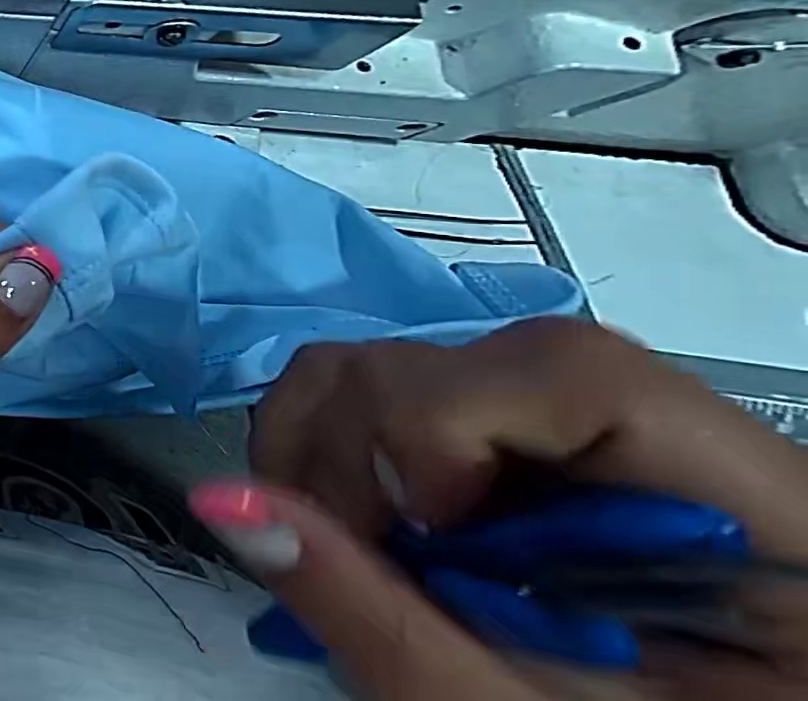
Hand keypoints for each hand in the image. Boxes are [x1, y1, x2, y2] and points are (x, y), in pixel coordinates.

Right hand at [191, 319, 807, 699]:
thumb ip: (376, 617)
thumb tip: (223, 501)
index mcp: (750, 508)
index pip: (569, 376)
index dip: (445, 427)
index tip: (416, 536)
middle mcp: (641, 430)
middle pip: (442, 358)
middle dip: (349, 448)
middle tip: (345, 555)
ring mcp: (552, 424)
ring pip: (385, 363)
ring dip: (316, 443)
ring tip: (335, 539)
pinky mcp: (494, 432)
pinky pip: (373, 392)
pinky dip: (322, 447)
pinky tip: (346, 518)